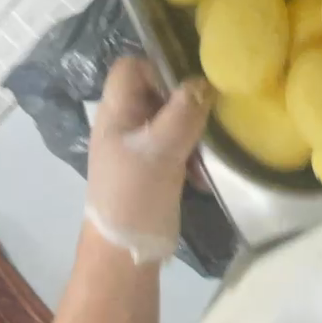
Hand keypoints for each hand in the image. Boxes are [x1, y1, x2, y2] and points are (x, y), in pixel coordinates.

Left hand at [85, 58, 210, 264]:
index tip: (186, 87)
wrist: (123, 256)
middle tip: (206, 119)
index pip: (131, 67)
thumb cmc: (135, 195)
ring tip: (205, 154)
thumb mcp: (162, 150)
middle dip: (184, 103)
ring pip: (168, 119)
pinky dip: (189, 155)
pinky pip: (174, 145)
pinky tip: (200, 176)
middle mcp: (123, 123)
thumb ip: (183, 113)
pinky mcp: (151, 167)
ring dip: (191, 132)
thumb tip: (203, 81)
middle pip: (155, 92)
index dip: (157, 67)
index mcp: (115, 112)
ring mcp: (136, 146)